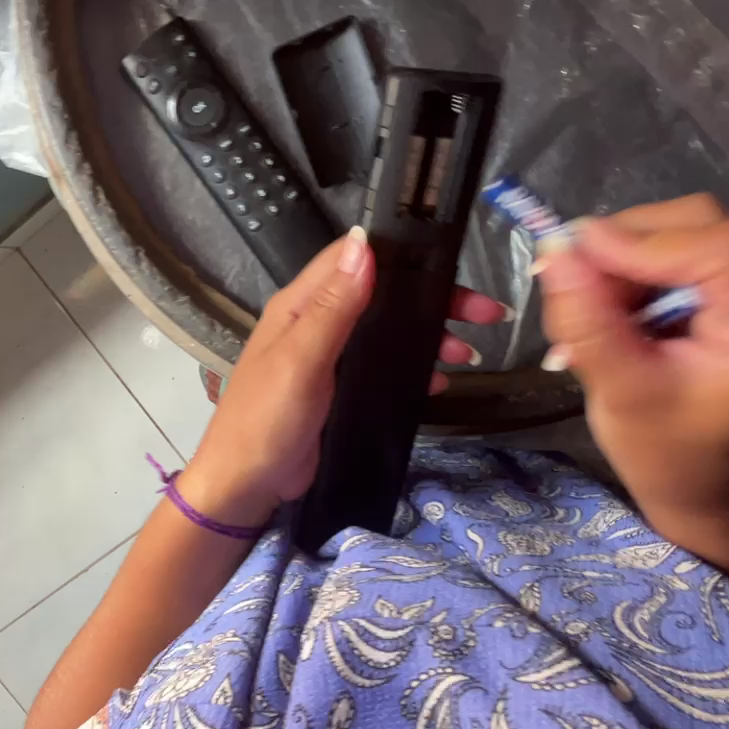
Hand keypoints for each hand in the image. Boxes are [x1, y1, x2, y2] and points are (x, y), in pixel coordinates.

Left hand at [179, 229, 507, 525]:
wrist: (246, 484)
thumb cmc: (266, 419)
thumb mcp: (301, 359)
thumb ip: (333, 306)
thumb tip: (364, 244)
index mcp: (299, 305)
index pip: (351, 257)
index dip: (401, 252)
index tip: (451, 261)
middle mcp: (314, 323)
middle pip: (380, 293)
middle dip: (431, 298)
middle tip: (483, 314)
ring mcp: (327, 357)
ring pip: (386, 330)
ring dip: (427, 334)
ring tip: (467, 353)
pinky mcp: (339, 389)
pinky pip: (382, 366)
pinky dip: (412, 368)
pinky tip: (437, 382)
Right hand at [537, 195, 728, 525]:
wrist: (698, 485)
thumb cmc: (663, 452)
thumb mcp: (618, 392)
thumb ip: (587, 322)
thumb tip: (553, 253)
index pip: (722, 248)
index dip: (644, 239)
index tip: (574, 251)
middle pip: (708, 228)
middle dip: (630, 244)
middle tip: (574, 277)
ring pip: (692, 235)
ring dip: (627, 259)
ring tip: (590, 303)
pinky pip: (688, 258)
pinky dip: (638, 271)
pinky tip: (613, 306)